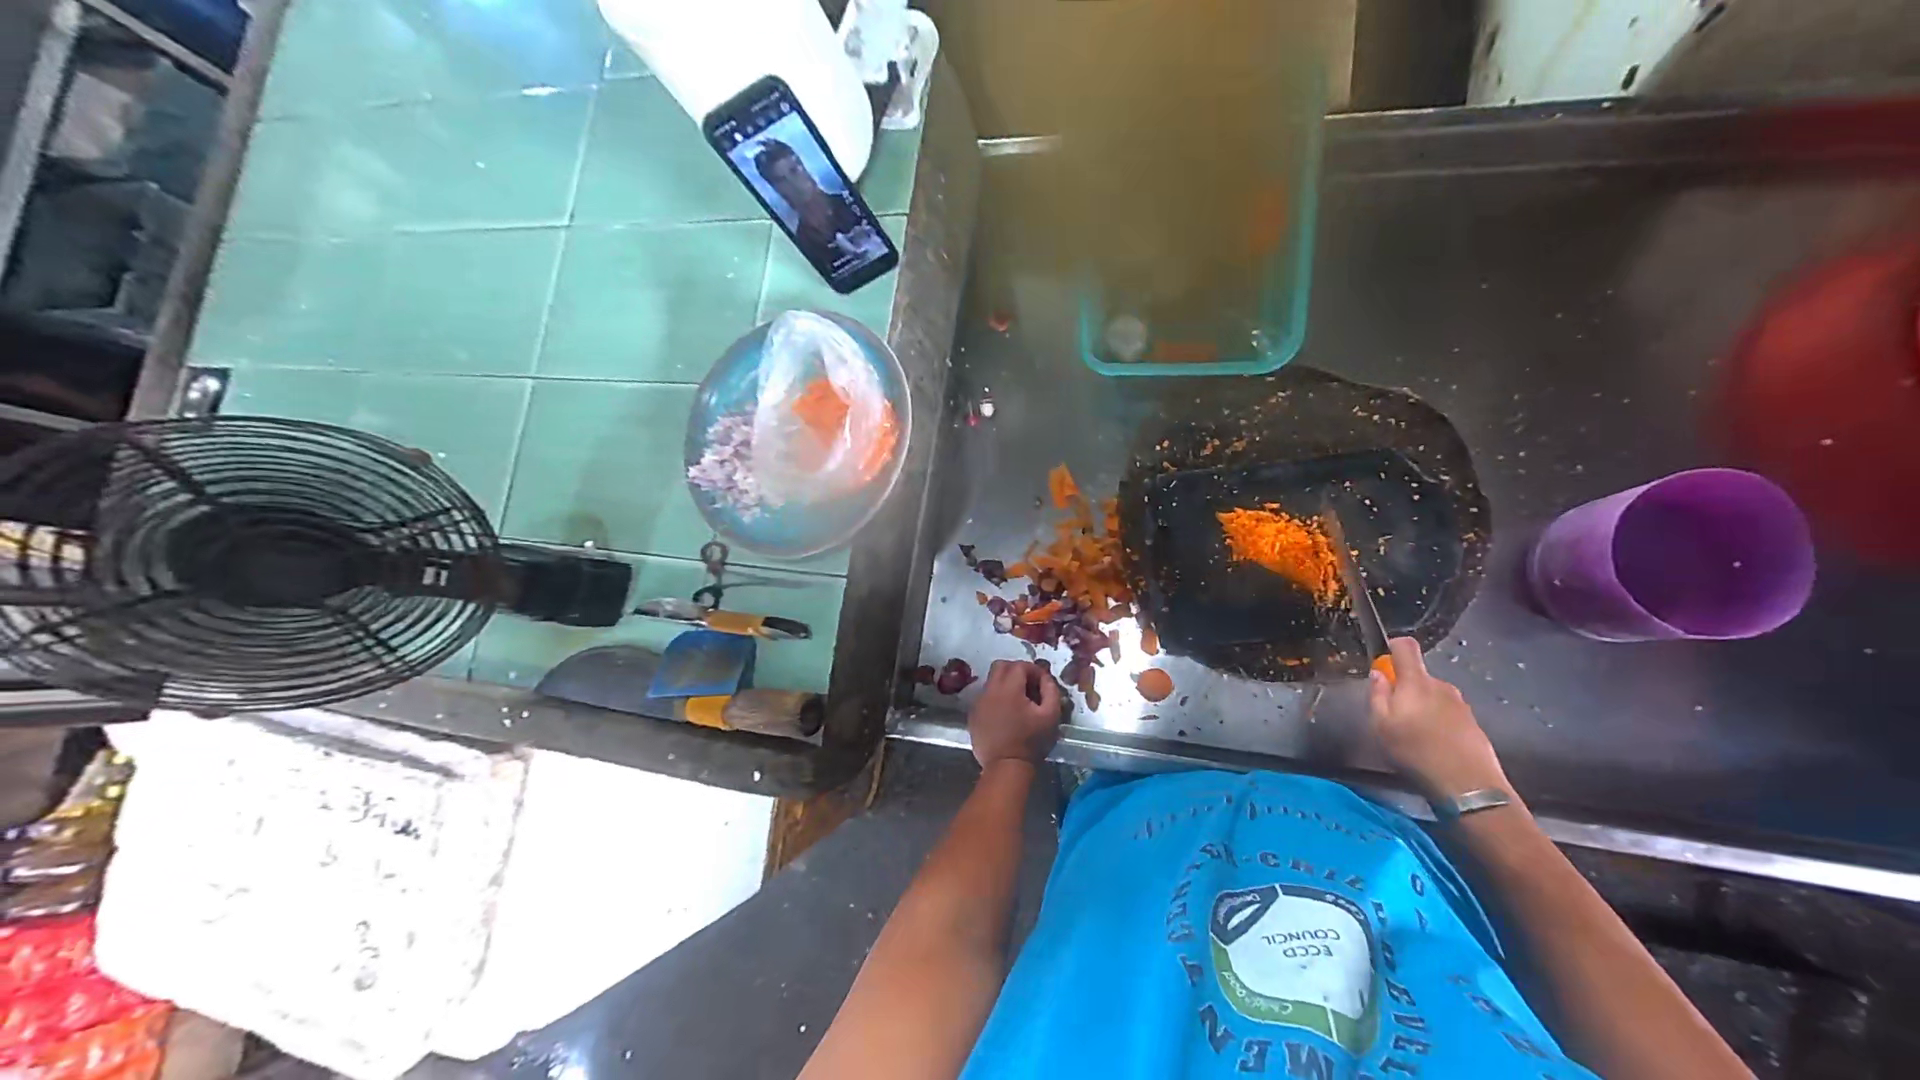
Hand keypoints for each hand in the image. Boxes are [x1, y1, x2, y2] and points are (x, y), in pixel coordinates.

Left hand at [968, 660, 1062, 767]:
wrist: (1006, 767)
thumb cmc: (1031, 742)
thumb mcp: (1050, 715)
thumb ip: (1050, 690)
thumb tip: (1044, 678)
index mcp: (1008, 688)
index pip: (1019, 665)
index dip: (1034, 670)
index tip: (1042, 683)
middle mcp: (989, 690)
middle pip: (1001, 666)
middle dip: (1017, 671)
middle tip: (1030, 687)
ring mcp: (978, 702)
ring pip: (991, 681)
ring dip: (1005, 684)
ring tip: (1019, 702)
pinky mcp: (973, 715)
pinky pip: (985, 697)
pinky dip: (996, 698)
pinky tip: (1006, 714)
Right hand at [1367, 638, 1509, 801]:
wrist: (1468, 785)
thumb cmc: (1415, 752)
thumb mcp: (1381, 725)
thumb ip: (1377, 695)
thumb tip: (1378, 674)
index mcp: (1417, 682)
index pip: (1406, 647)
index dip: (1393, 647)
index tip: (1384, 666)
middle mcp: (1442, 686)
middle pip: (1419, 675)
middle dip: (1405, 688)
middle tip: (1394, 716)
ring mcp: (1461, 704)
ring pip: (1433, 695)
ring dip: (1422, 706)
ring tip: (1414, 734)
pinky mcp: (1473, 722)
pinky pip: (1447, 712)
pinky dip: (1437, 721)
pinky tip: (1433, 744)